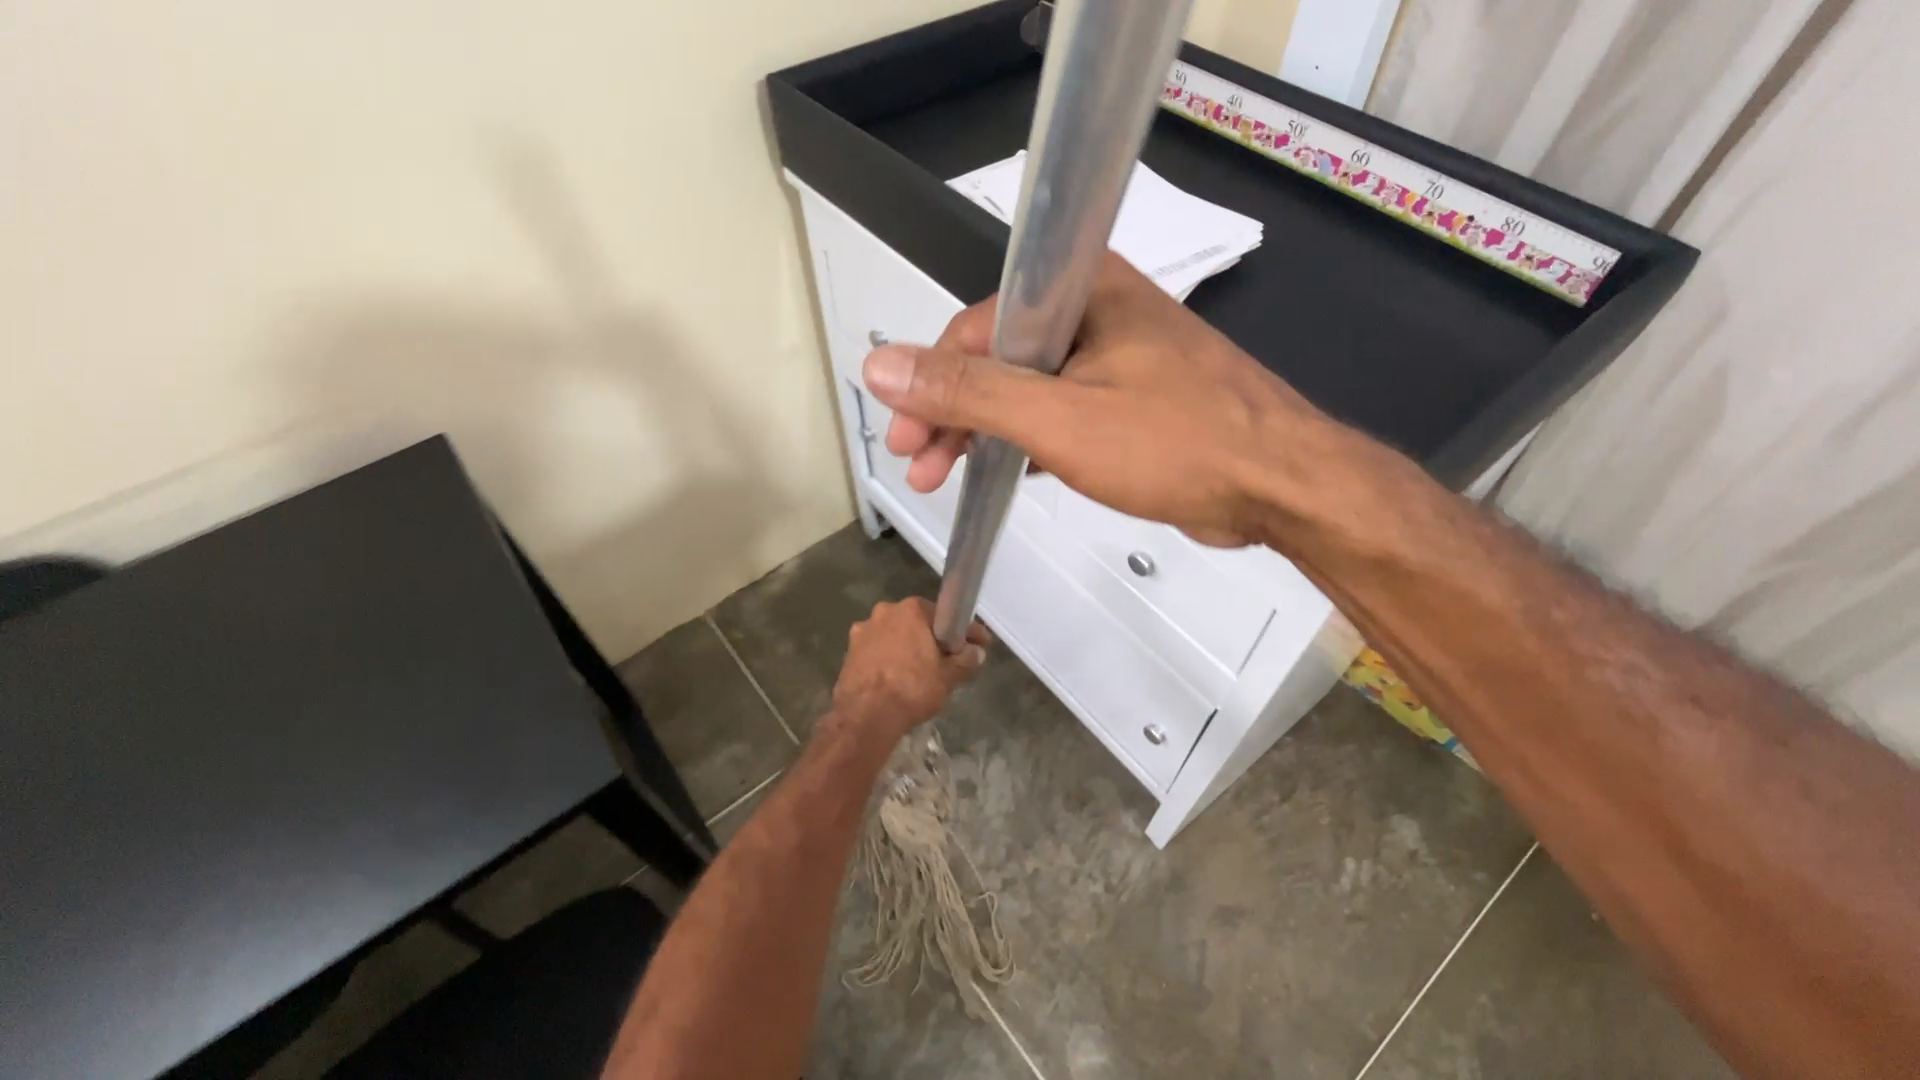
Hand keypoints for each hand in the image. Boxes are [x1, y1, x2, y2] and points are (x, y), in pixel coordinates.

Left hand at [829, 597, 989, 741]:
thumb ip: (965, 660)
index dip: (966, 632)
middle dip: (933, 639)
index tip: (979, 645)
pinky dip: (889, 662)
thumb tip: (976, 652)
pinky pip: (877, 653)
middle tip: (948, 661)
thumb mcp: (948, 677)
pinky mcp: (848, 653)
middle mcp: (884, 612)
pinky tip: (896, 680)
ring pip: (894, 637)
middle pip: (917, 623)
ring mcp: (862, 632)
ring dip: (908, 650)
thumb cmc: (912, 689)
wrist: (866, 716)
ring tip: (920, 674)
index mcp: (911, 610)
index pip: (945, 615)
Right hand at [861, 254, 1345, 547]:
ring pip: (1031, 386)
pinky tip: (1009, 471)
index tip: (905, 437)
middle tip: (921, 467)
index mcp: (1081, 290)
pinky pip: (1065, 407)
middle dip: (954, 415)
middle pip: (999, 355)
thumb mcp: (1058, 419)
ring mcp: (1121, 353)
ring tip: (950, 477)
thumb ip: (969, 392)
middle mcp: (1098, 309)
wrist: (1283, 486)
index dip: (932, 380)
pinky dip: (1031, 438)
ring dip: (987, 431)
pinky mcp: (1138, 395)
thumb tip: (882, 366)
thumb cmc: (1177, 443)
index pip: (977, 325)